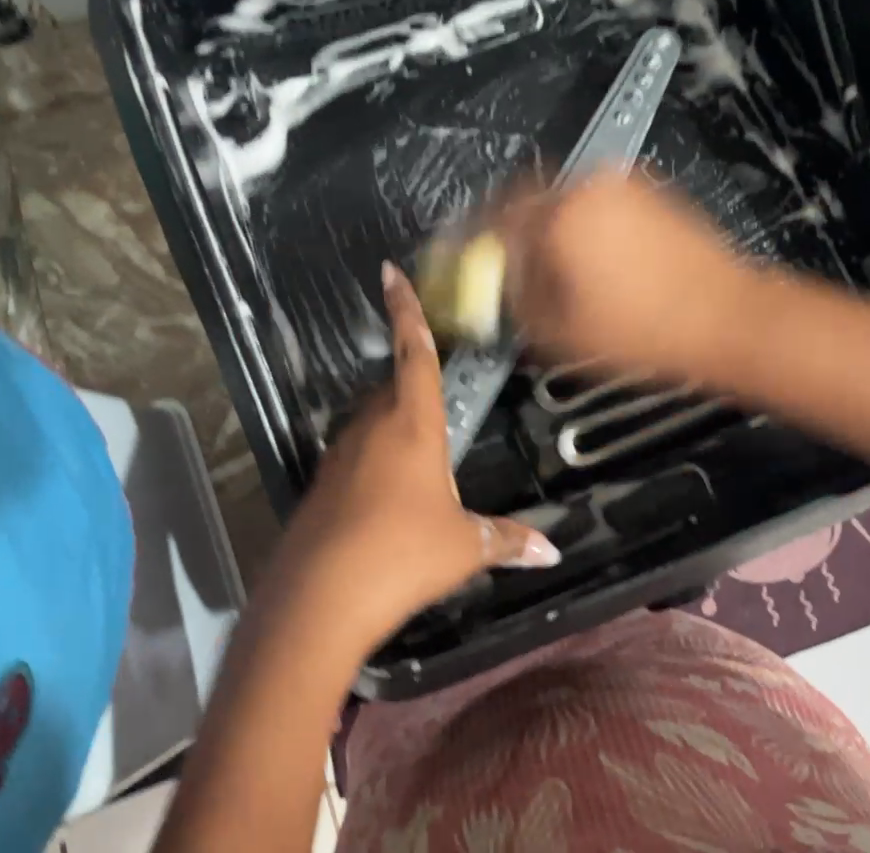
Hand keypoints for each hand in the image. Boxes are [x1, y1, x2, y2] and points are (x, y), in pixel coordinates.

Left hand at [269, 263, 559, 647]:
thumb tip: (551, 551)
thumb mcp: (462, 546)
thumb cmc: (402, 555)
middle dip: (413, 382)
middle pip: (394, 387)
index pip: (416, 353)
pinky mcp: (321, 485)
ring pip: (372, 422)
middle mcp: (371, 427)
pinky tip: (389, 499)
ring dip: (395, 426)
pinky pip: (355, 456)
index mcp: (412, 424)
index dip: (406, 310)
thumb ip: (506, 540)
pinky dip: (375, 461)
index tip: (389, 272)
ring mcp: (340, 454)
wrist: (318, 598)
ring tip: (422, 458)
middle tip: (439, 397)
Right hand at [494, 174, 755, 381]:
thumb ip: (513, 304)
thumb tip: (495, 293)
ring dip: (549, 230)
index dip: (473, 241)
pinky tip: (589, 266)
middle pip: (530, 201)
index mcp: (562, 214)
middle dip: (512, 233)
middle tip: (506, 265)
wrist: (730, 321)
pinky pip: (599, 205)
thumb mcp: (560, 331)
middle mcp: (592, 187)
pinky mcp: (653, 196)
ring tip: (550, 272)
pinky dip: (583, 228)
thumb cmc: (652, 329)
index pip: (493, 216)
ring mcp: (628, 186)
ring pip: (566, 201)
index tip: (468, 257)